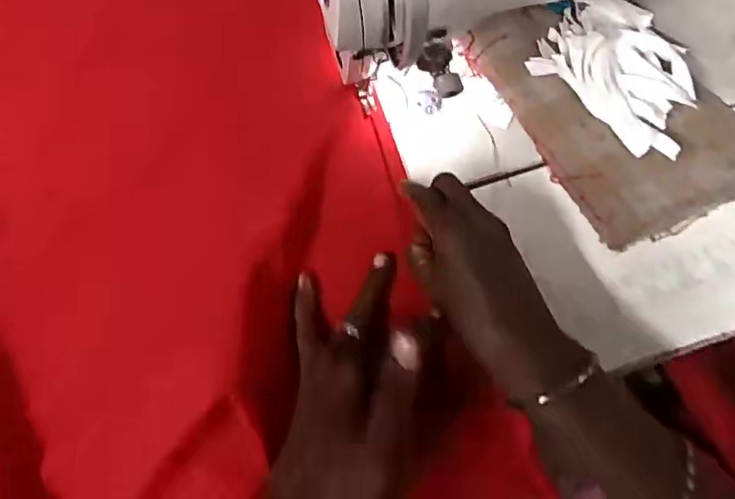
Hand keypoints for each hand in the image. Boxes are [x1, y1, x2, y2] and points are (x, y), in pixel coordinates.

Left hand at [268, 255, 432, 498]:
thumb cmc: (350, 477)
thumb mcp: (385, 438)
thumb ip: (398, 384)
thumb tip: (410, 329)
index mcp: (347, 367)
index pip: (382, 326)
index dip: (414, 317)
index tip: (436, 301)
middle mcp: (326, 361)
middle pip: (351, 316)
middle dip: (370, 289)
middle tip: (382, 258)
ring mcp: (311, 376)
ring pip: (314, 325)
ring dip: (317, 301)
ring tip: (307, 278)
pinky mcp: (304, 393)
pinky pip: (300, 344)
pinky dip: (298, 325)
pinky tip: (300, 329)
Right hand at [404, 174, 591, 403]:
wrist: (524, 341)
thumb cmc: (470, 315)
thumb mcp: (432, 286)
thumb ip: (419, 254)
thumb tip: (422, 238)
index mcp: (450, 225)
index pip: (425, 194)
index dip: (411, 191)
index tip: (402, 191)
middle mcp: (473, 217)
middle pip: (448, 184)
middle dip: (432, 192)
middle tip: (422, 219)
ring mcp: (494, 227)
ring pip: (466, 199)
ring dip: (450, 207)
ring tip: (440, 241)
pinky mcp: (507, 240)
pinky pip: (479, 217)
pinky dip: (465, 221)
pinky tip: (460, 252)